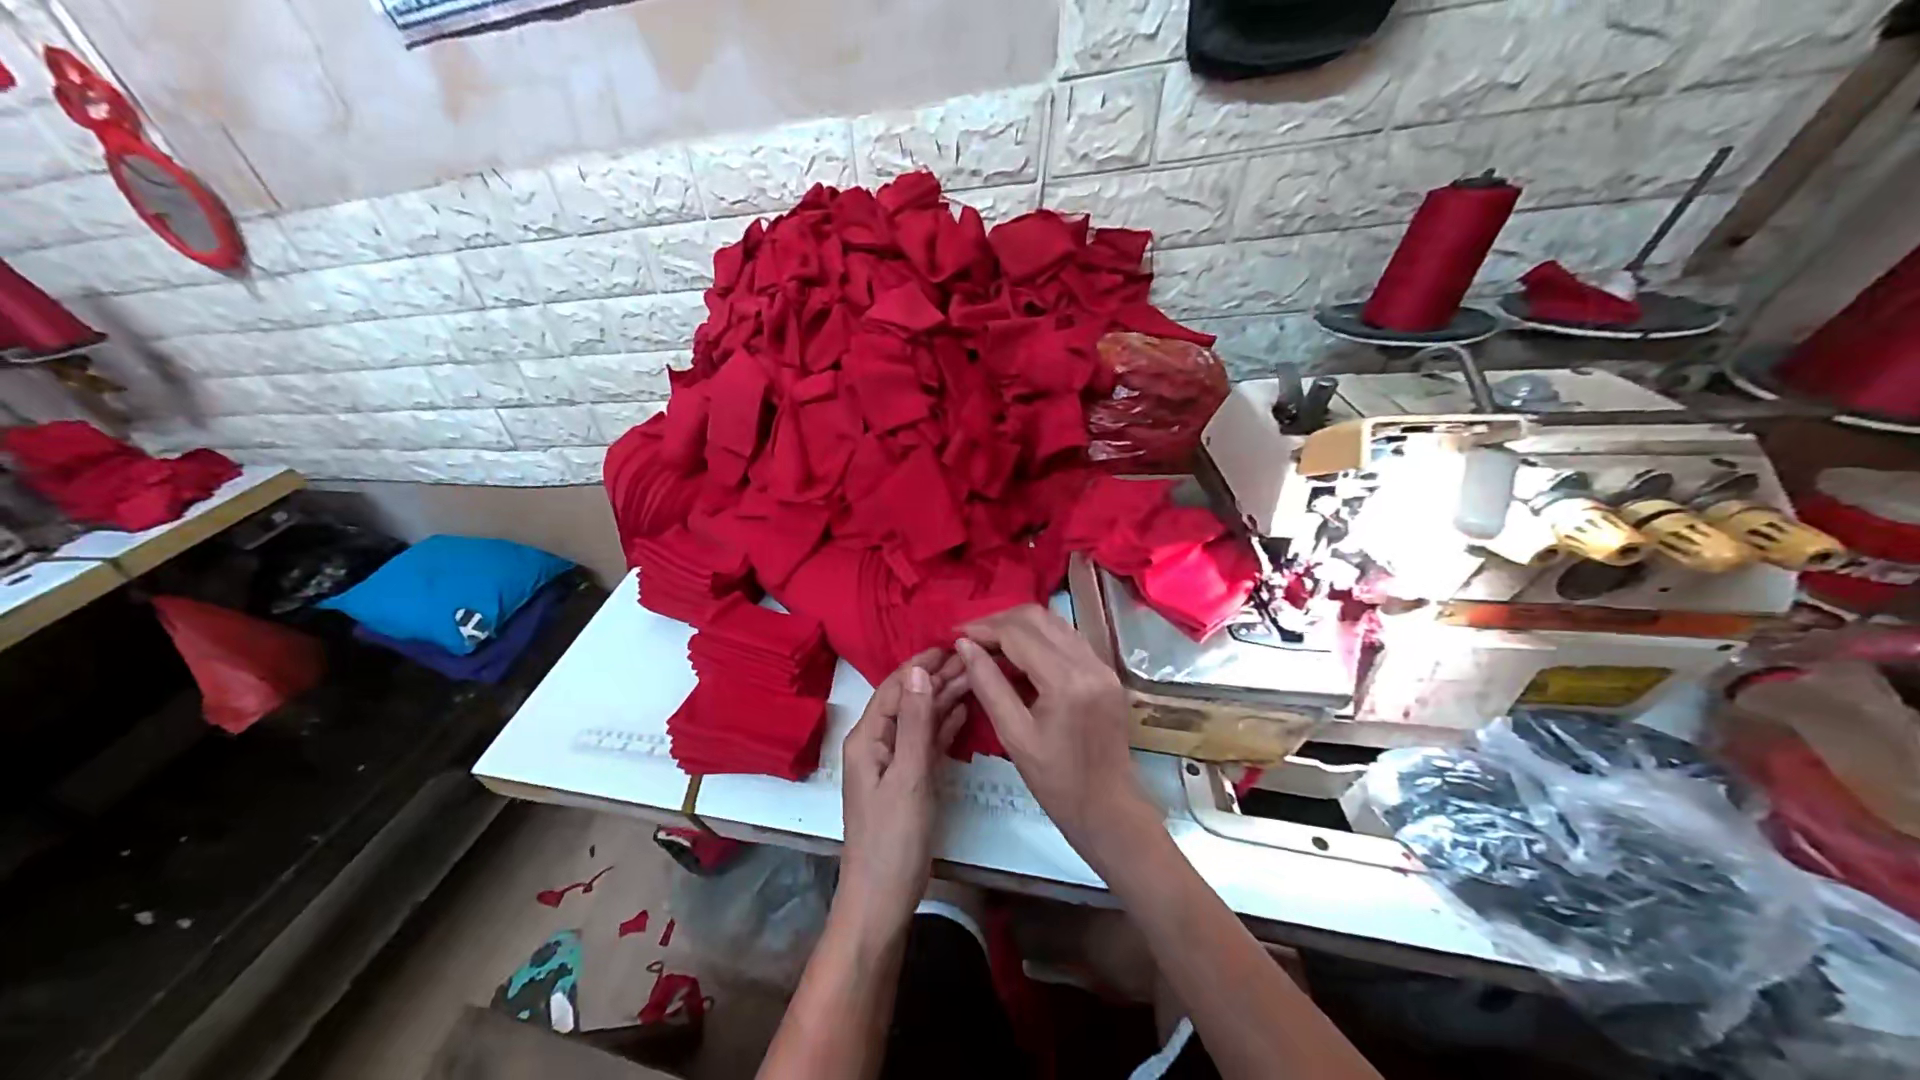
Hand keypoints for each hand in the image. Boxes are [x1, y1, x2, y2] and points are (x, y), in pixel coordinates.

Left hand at [839, 647, 969, 925]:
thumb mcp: (908, 777)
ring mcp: (891, 763)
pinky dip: (944, 725)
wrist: (882, 898)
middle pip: (908, 700)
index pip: (894, 687)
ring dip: (944, 698)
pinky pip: (926, 742)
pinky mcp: (907, 780)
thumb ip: (914, 724)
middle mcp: (876, 744)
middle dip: (938, 678)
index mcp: (867, 739)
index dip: (921, 664)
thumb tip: (919, 672)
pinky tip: (963, 710)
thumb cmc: (893, 839)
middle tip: (975, 657)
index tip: (953, 644)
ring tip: (977, 676)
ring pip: (919, 720)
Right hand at [955, 606, 1154, 860]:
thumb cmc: (1056, 781)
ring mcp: (1101, 665)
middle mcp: (1088, 663)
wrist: (1107, 807)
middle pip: (1038, 617)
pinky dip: (1039, 639)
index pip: (1018, 633)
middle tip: (970, 638)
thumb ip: (988, 684)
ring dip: (1019, 626)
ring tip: (989, 644)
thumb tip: (964, 646)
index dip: (983, 628)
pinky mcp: (1105, 672)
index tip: (955, 635)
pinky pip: (1067, 639)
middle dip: (999, 621)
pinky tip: (1018, 657)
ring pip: (1054, 623)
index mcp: (1066, 681)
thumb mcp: (1013, 735)